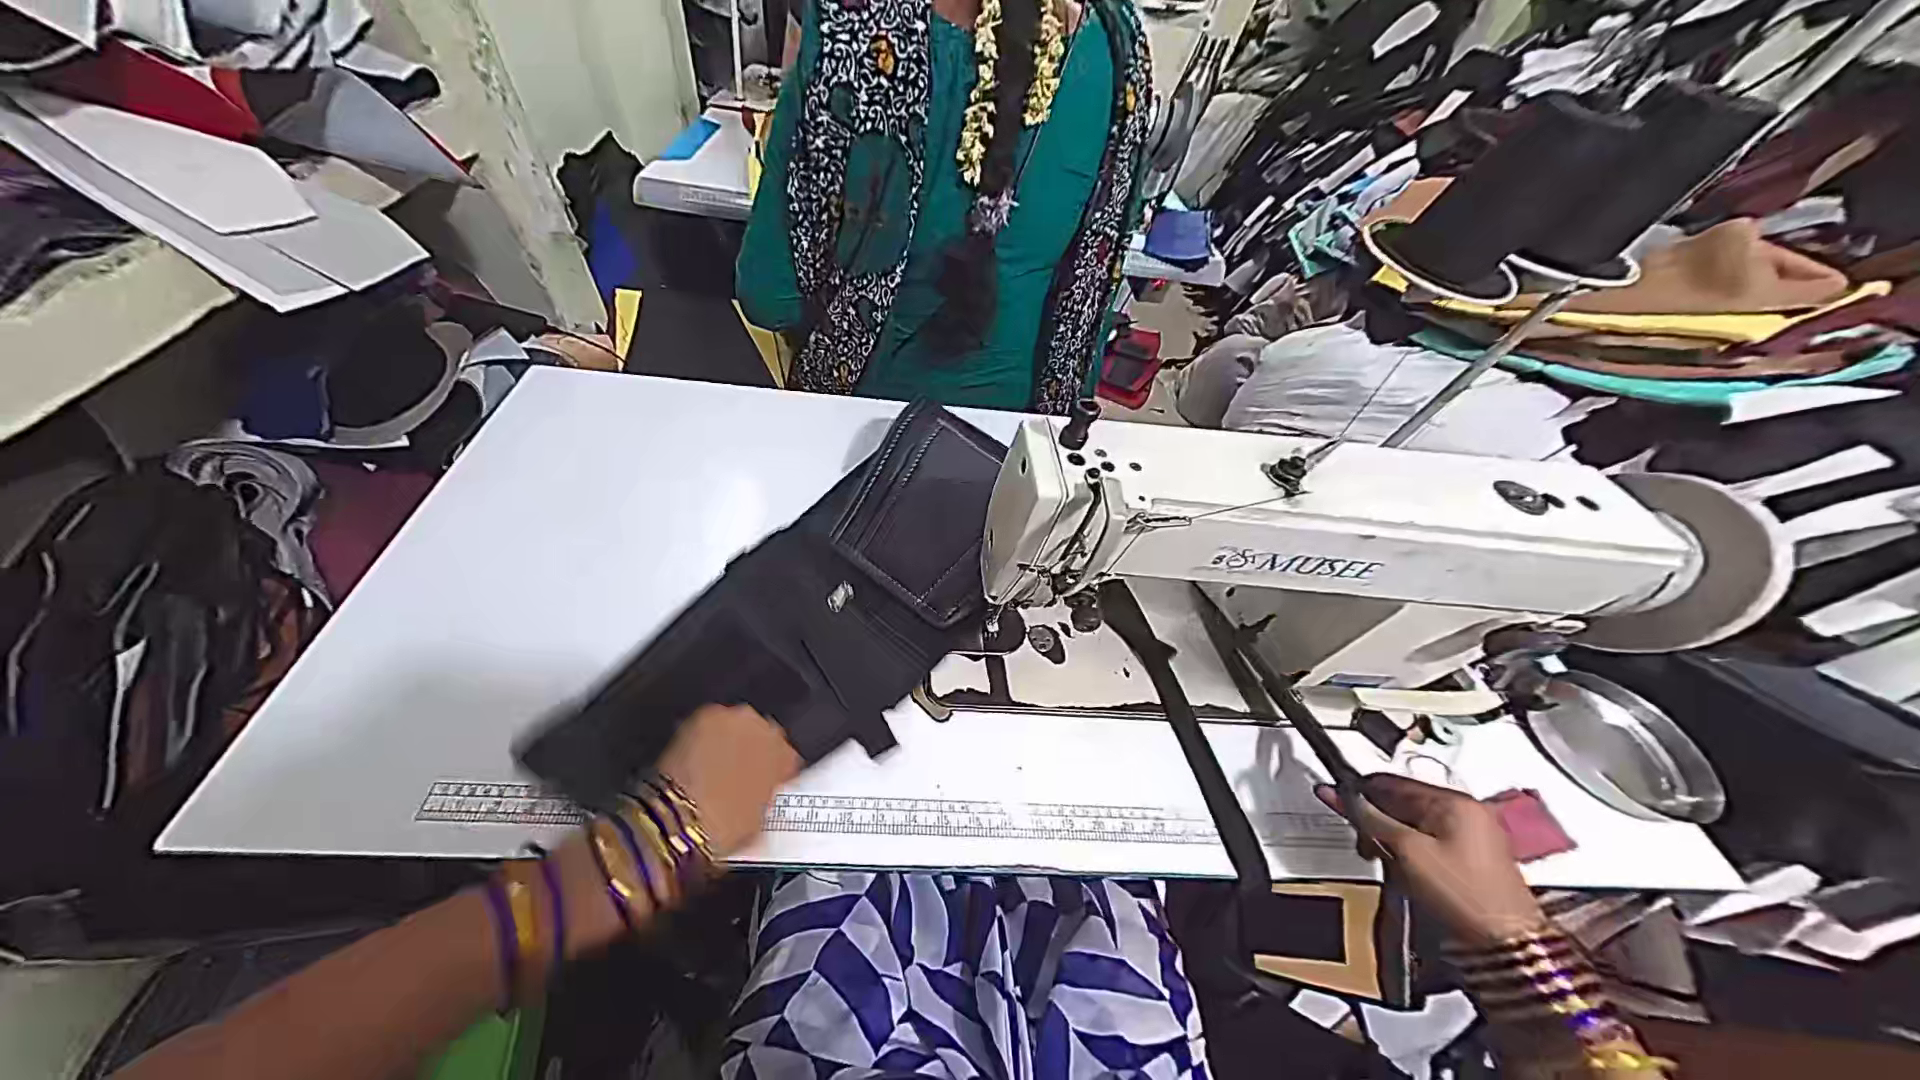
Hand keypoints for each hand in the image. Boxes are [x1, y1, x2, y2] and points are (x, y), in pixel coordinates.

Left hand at [550, 704, 799, 956]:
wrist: (680, 821)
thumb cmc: (719, 828)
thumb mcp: (759, 826)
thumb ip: (768, 803)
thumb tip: (761, 804)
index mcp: (788, 757)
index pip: (789, 755)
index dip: (772, 769)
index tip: (761, 778)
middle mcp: (767, 731)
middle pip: (764, 733)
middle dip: (750, 749)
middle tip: (731, 773)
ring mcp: (737, 719)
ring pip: (737, 724)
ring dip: (728, 739)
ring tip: (710, 763)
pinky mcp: (706, 714)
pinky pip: (711, 719)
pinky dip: (704, 734)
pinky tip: (695, 755)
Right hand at [1316, 774, 1547, 945]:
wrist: (1508, 948)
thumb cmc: (1465, 897)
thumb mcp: (1405, 850)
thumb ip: (1369, 817)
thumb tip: (1339, 794)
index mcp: (1455, 802)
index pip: (1391, 782)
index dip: (1359, 792)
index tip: (1335, 800)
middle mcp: (1467, 812)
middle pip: (1400, 801)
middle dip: (1375, 819)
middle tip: (1364, 841)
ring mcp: (1472, 835)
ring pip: (1411, 822)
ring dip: (1388, 837)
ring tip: (1381, 858)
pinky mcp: (1471, 858)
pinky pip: (1425, 840)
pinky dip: (1406, 850)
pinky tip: (1399, 867)